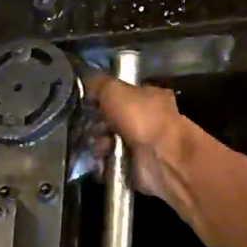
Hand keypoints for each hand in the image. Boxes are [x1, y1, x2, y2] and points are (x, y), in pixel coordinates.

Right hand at [88, 73, 191, 200]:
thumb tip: (85, 81)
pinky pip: (113, 161)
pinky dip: (104, 161)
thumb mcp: (114, 90)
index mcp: (149, 96)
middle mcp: (148, 119)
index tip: (87, 103)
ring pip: (110, 141)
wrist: (161, 157)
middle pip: (113, 119)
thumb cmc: (141, 117)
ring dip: (100, 143)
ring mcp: (143, 144)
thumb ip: (98, 84)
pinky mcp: (136, 165)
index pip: (120, 95)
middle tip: (92, 126)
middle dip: (98, 124)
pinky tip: (102, 159)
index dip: (102, 98)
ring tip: (99, 146)